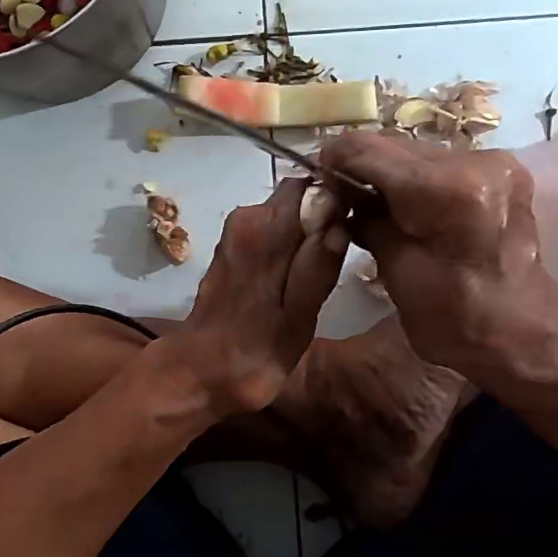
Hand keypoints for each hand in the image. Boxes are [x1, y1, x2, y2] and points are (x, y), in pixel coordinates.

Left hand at [162, 178, 347, 418]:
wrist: (199, 371)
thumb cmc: (254, 351)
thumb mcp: (298, 318)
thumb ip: (319, 268)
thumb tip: (339, 225)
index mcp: (266, 231)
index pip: (310, 185)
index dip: (337, 198)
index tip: (358, 222)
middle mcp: (247, 219)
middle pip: (297, 196)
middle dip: (322, 215)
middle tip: (340, 255)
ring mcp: (236, 231)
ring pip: (285, 213)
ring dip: (306, 233)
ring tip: (322, 269)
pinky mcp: (232, 246)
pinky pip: (271, 229)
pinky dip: (288, 243)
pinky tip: (297, 276)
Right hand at [321, 132, 557, 383]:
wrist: (523, 332)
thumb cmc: (454, 318)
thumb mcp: (394, 269)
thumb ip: (363, 218)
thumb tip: (331, 192)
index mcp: (447, 190)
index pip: (368, 150)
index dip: (331, 159)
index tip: (311, 178)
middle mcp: (474, 161)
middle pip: (392, 145)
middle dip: (356, 166)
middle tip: (331, 195)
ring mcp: (493, 161)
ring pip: (413, 151)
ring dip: (382, 172)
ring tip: (362, 202)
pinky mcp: (499, 168)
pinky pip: (436, 162)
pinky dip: (409, 178)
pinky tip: (397, 204)